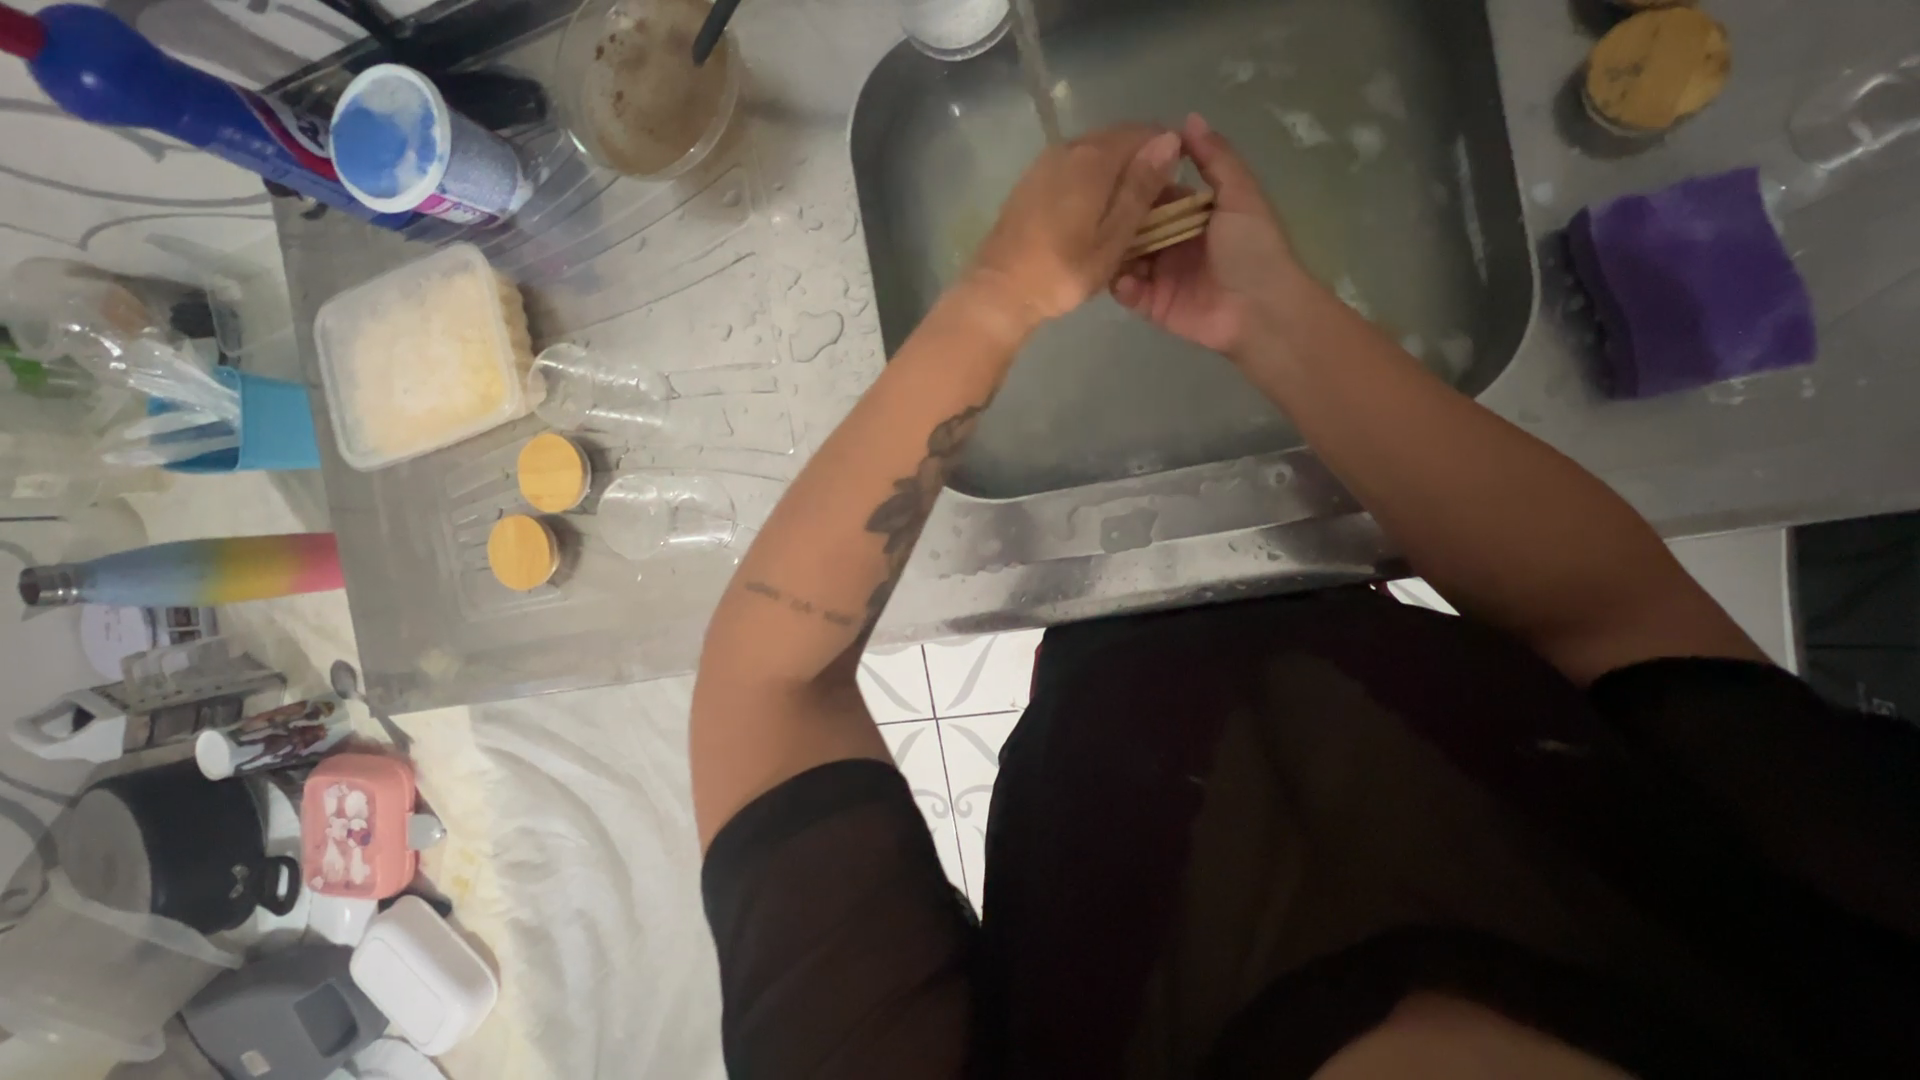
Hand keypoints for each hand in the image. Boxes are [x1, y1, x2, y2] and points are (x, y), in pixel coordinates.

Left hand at [964, 125, 1184, 329]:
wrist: (999, 291)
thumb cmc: (1062, 271)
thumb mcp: (1113, 237)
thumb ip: (1141, 187)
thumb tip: (1170, 140)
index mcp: (1093, 157)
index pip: (1145, 134)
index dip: (1167, 157)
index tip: (1173, 194)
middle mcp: (1068, 147)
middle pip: (1118, 142)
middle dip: (1141, 167)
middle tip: (1152, 211)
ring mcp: (1045, 162)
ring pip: (1095, 156)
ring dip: (1115, 177)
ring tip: (1123, 218)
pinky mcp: (1031, 181)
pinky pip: (1073, 170)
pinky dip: (1090, 185)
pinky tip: (1091, 218)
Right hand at [1111, 114, 1306, 358]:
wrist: (1260, 309)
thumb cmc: (1253, 248)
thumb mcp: (1240, 194)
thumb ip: (1215, 157)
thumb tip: (1188, 118)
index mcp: (1192, 214)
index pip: (1154, 193)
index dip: (1135, 181)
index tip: (1109, 169)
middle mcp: (1172, 242)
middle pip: (1134, 224)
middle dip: (1116, 217)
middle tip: (1095, 209)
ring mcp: (1160, 274)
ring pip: (1124, 256)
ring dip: (1113, 249)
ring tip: (1101, 242)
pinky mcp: (1152, 305)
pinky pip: (1127, 291)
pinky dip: (1121, 283)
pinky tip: (1123, 276)